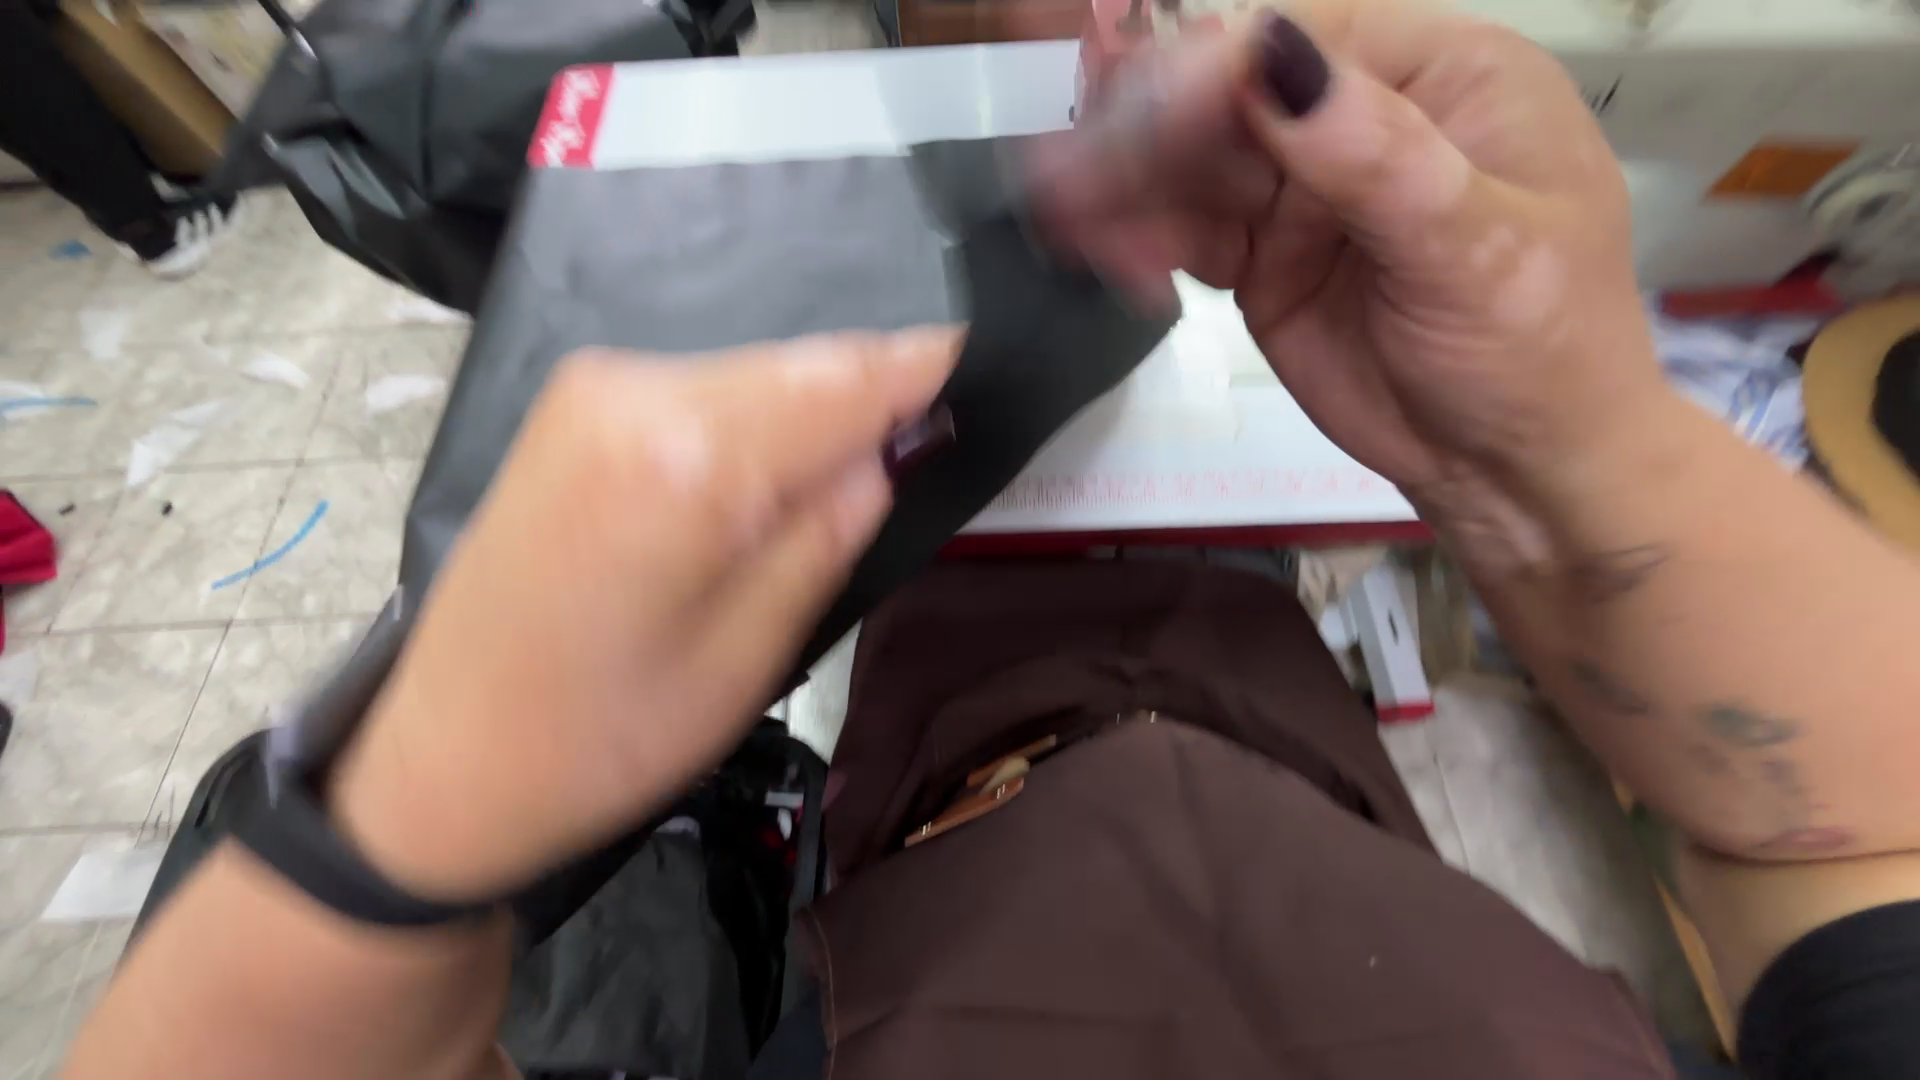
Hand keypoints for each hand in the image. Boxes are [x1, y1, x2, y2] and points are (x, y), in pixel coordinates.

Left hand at [329, 329, 961, 899]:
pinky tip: (788, 456)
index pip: (839, 384)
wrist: (443, 759)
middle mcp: (635, 393)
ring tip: (870, 445)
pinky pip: (709, 388)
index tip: (978, 353)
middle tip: (936, 412)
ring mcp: (595, 390)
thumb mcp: (750, 654)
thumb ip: (826, 533)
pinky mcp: (578, 406)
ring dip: (820, 403)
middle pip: (800, 365)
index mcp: (685, 462)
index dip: (918, 367)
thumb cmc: (607, 736)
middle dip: (875, 386)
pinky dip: (766, 412)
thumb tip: (881, 454)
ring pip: (756, 371)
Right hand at [1033, 0, 1676, 569]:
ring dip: (1122, 194)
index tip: (1129, 111)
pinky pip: (1188, 239)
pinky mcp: (1259, 263)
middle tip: (1060, 171)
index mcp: (1435, 79)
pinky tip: (1102, 256)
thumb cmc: (1531, 348)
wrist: (1503, 463)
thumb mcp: (1473, 248)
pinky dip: (1141, 246)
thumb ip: (1375, 156)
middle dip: (1143, 137)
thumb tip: (1272, 54)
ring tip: (1055, 214)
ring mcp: (1298, 198)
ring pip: (1193, 176)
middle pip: (1228, 105)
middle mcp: (1353, 123)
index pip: (1302, 44)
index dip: (1210, 72)